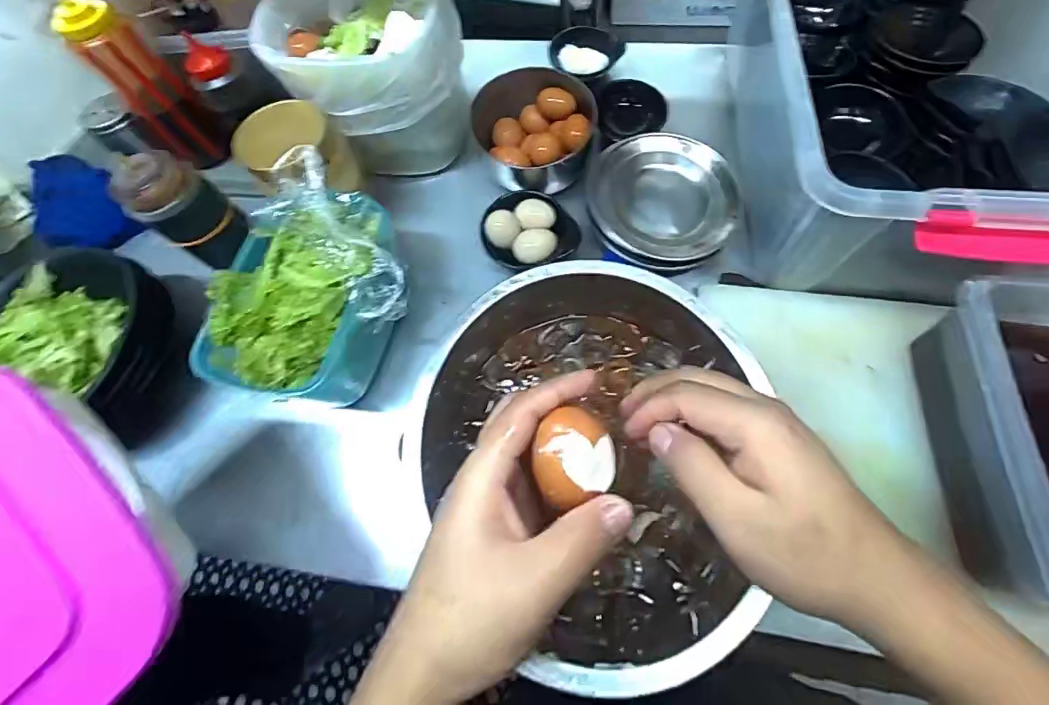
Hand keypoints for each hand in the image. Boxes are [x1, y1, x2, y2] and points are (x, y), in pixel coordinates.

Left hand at [355, 369, 632, 704]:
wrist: (423, 670)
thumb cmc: (470, 618)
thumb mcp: (534, 580)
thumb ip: (582, 540)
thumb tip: (625, 503)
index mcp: (481, 477)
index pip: (519, 412)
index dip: (556, 389)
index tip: (594, 378)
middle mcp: (481, 482)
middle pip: (519, 429)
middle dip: (559, 412)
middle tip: (604, 411)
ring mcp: (485, 509)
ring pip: (526, 463)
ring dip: (561, 452)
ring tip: (605, 449)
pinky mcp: (493, 534)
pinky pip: (530, 495)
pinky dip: (558, 487)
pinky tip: (585, 498)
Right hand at [623, 369, 1048, 704]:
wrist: (877, 577)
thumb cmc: (803, 553)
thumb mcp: (737, 519)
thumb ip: (692, 467)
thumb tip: (656, 430)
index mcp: (754, 420)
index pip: (685, 393)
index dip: (648, 408)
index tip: (622, 435)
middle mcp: (764, 406)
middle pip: (697, 378)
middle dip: (654, 391)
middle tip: (621, 417)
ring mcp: (776, 419)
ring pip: (712, 387)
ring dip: (672, 396)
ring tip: (642, 419)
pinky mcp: (780, 436)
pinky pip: (726, 405)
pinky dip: (693, 408)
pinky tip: (681, 430)